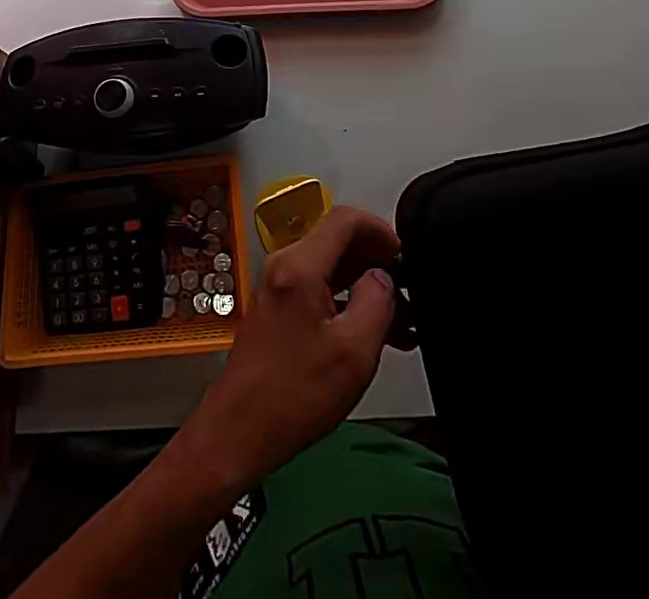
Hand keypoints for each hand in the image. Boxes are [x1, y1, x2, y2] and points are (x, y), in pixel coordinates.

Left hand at [177, 207, 406, 491]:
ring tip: (401, 322)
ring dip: (366, 285)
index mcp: (299, 269)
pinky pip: (319, 288)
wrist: (241, 429)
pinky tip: (374, 333)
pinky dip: (348, 301)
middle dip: (377, 260)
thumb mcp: (354, 351)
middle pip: (338, 240)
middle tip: (408, 291)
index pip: (345, 219)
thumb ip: (376, 302)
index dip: (381, 229)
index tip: (404, 254)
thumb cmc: (293, 395)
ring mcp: (278, 288)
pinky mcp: (278, 309)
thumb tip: (383, 277)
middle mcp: (283, 269)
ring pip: (331, 267)